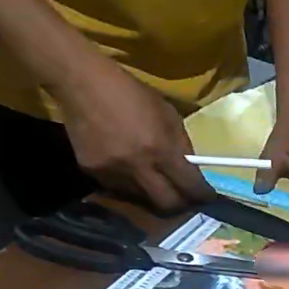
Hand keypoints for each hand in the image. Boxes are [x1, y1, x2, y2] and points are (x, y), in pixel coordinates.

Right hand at [45, 58, 212, 212]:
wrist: (82, 83)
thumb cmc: (132, 94)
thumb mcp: (168, 114)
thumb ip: (181, 145)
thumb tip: (191, 170)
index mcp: (160, 148)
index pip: (189, 185)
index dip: (202, 195)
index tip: (206, 197)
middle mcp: (137, 166)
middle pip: (167, 204)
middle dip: (180, 204)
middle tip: (185, 199)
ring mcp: (113, 172)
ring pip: (142, 199)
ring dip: (153, 194)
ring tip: (155, 182)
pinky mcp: (92, 173)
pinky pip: (118, 188)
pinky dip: (130, 184)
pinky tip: (129, 170)